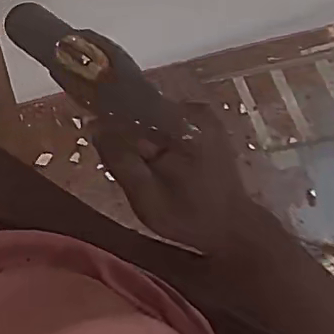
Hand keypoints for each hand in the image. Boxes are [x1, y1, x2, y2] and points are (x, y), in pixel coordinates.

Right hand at [92, 102, 284, 266]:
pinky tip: (160, 163)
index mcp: (181, 125)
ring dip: (145, 136)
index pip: (133, 105)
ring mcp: (204, 116)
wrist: (235, 228)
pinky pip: (171, 123)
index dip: (112, 118)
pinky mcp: (208, 125)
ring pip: (156, 116)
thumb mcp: (147, 199)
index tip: (99, 135)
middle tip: (125, 162)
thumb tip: (97, 129)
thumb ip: (121, 163)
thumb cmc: (190, 218)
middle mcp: (194, 111)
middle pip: (145, 110)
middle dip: (129, 132)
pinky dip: (160, 139)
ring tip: (145, 166)